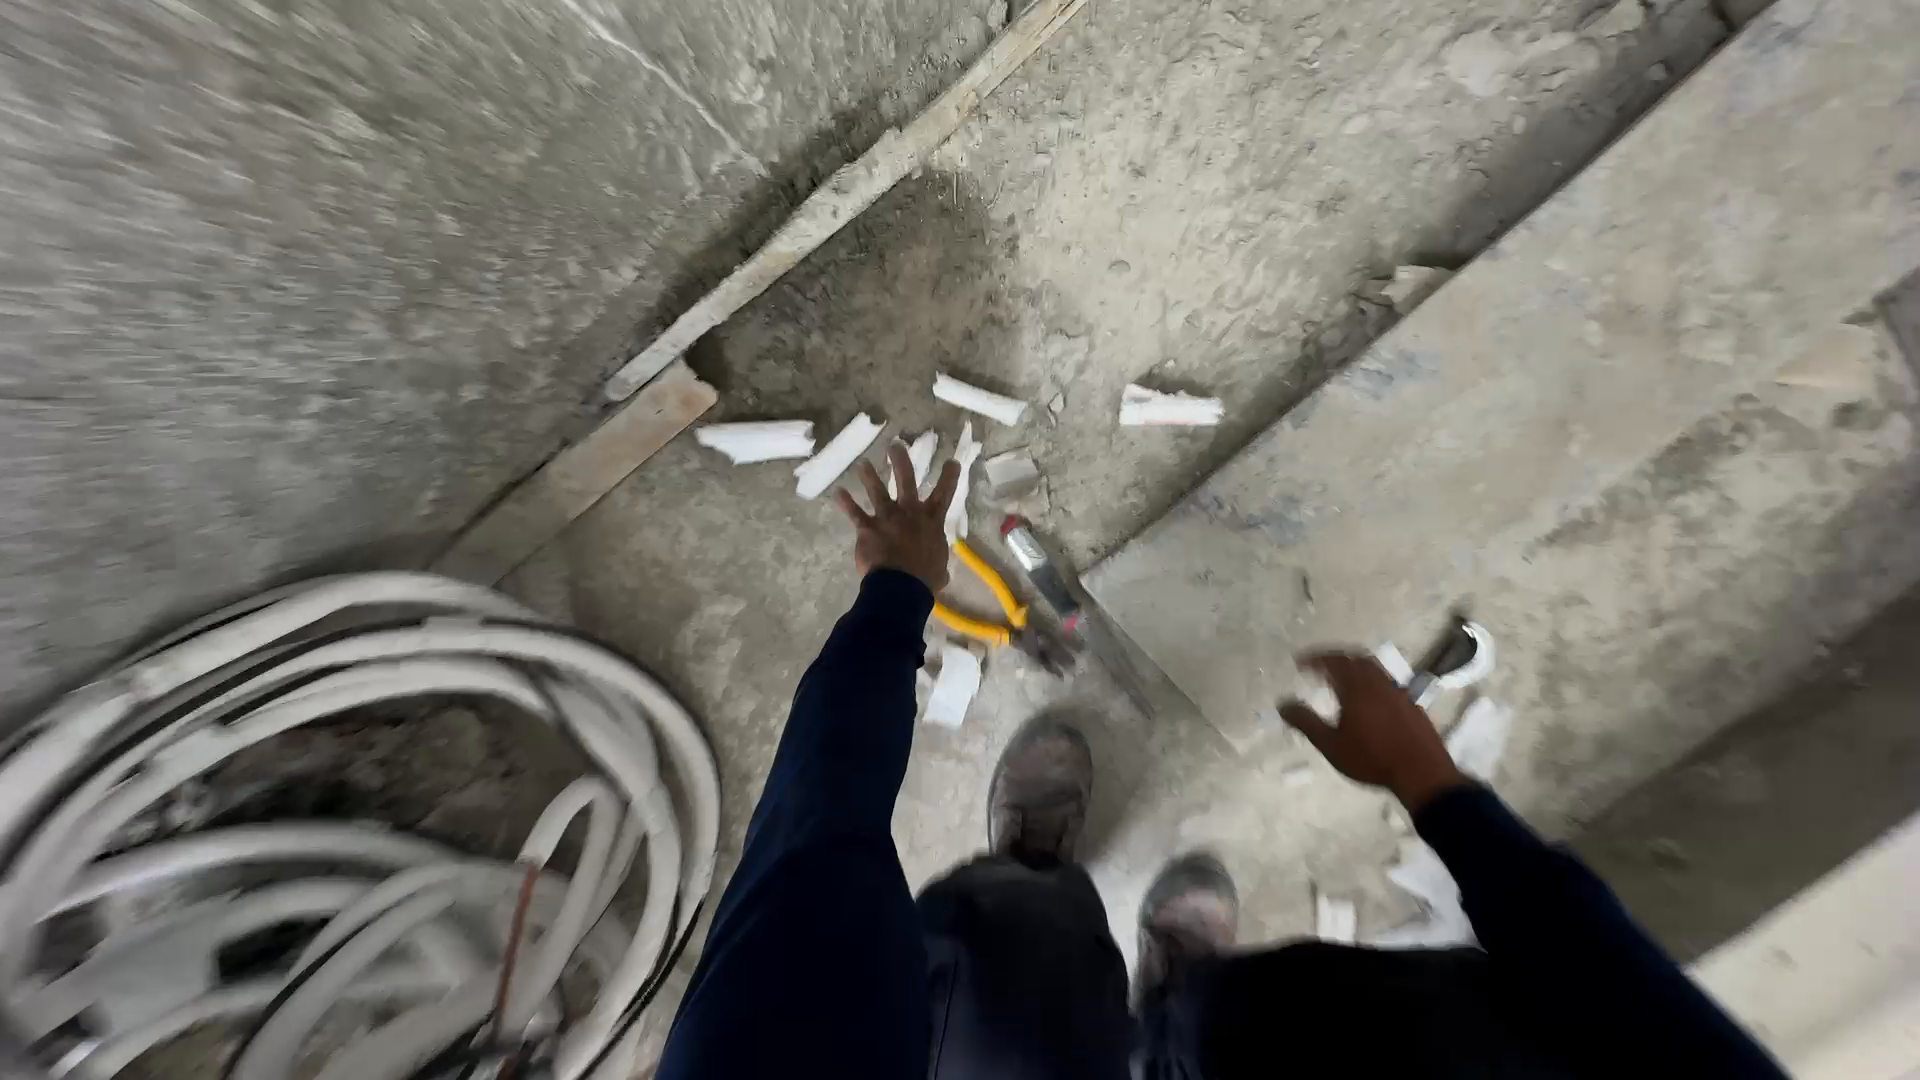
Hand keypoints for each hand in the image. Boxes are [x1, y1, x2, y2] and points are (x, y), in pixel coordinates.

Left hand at [835, 444, 961, 592]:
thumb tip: (938, 570)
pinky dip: (845, 503)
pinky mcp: (867, 528)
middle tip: (895, 445)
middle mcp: (909, 513)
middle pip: (906, 481)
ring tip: (863, 463)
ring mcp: (887, 518)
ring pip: (877, 491)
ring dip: (869, 475)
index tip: (951, 461)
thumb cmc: (924, 579)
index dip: (949, 477)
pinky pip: (854, 513)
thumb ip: (936, 560)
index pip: (944, 495)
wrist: (901, 586)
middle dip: (901, 461)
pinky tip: (838, 492)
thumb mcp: (939, 568)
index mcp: (931, 522)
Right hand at [1279, 651, 1467, 810]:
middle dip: (1335, 657)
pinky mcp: (1412, 706)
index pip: (1331, 662)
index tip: (1299, 661)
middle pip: (1355, 658)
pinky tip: (1370, 699)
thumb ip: (1305, 722)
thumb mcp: (1330, 745)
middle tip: (1320, 663)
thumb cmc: (1371, 759)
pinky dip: (1372, 681)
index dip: (1313, 659)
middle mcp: (1377, 684)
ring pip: (1375, 669)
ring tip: (1343, 677)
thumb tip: (1282, 704)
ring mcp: (1399, 693)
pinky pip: (1388, 683)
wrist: (1423, 775)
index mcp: (1355, 688)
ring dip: (1355, 666)